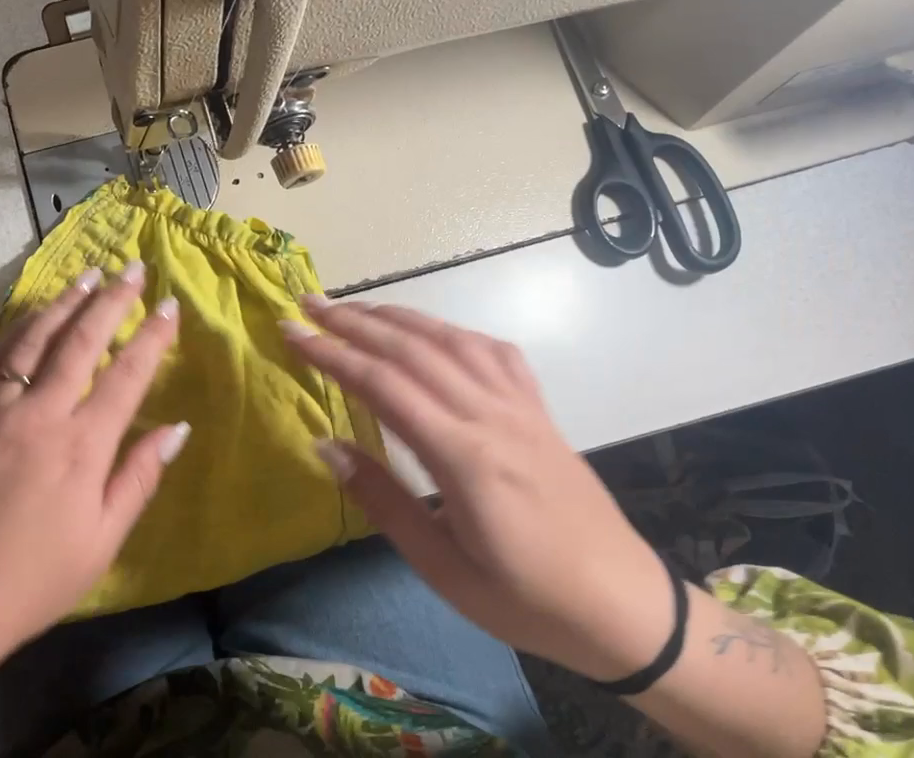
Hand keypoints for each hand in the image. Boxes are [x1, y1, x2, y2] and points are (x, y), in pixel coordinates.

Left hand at [0, 263, 189, 704]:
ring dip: (62, 303)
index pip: (126, 374)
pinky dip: (13, 333)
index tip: (169, 306)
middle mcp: (37, 413)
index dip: (151, 336)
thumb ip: (139, 478)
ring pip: (32, 338)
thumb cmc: (29, 583)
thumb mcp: (101, 545)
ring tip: (85, 278)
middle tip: (130, 269)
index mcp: (80, 446)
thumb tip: (177, 428)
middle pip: (80, 340)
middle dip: (110, 300)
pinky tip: (27, 321)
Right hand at [282, 299, 670, 681]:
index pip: (383, 384)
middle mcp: (492, 417)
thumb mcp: (441, 567)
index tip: (290, 333)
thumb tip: (326, 444)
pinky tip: (435, 331)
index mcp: (463, 457)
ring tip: (356, 307)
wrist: (623, 609)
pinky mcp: (541, 412)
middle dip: (354, 321)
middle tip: (308, 305)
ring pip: (451, 341)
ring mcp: (522, 409)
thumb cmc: (524, 599)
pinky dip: (454, 331)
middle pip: (412, 349)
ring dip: (398, 317)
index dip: (332, 353)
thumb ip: (382, 500)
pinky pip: (495, 353)